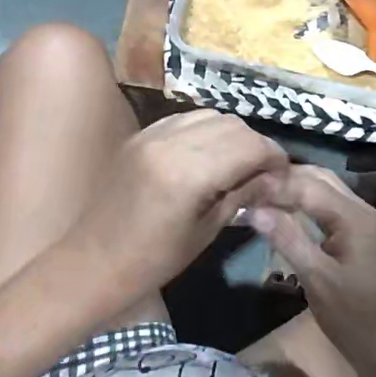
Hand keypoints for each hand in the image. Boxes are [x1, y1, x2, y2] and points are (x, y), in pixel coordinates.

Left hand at [59, 110, 286, 300]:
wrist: (92, 261)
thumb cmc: (153, 261)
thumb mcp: (206, 232)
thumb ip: (241, 195)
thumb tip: (275, 178)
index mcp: (188, 172)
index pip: (248, 145)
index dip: (273, 156)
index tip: (283, 174)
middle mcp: (170, 142)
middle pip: (231, 124)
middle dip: (254, 144)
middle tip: (263, 171)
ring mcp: (151, 133)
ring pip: (209, 115)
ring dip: (230, 134)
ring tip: (236, 162)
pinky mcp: (140, 134)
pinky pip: (183, 119)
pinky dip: (204, 130)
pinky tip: (207, 155)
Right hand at [249, 167, 375, 376]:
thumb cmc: (355, 319)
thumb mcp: (316, 278)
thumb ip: (287, 237)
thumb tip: (253, 208)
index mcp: (355, 217)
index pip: (307, 184)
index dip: (274, 184)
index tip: (243, 188)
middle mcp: (363, 210)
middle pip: (319, 178)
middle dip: (284, 179)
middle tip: (250, 187)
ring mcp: (365, 222)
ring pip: (325, 189)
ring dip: (295, 188)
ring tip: (262, 196)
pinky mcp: (361, 235)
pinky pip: (330, 205)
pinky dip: (306, 202)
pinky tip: (285, 211)